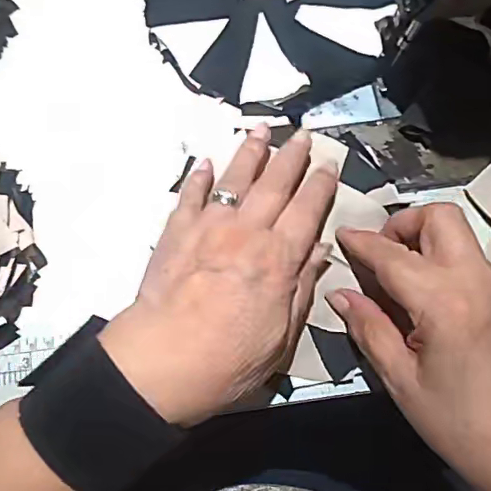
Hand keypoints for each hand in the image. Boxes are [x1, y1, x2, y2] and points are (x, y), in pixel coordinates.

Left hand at [99, 126, 337, 424]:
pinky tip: (206, 163)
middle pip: (274, 185)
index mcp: (278, 260)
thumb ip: (301, 289)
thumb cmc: (227, 360)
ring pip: (235, 179)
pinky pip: (190, 195)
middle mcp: (246, 233)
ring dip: (250, 152)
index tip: (328, 165)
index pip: (307, 211)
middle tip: (303, 135)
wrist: (162, 359)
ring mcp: (208, 228)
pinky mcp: (175, 233)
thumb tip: (319, 252)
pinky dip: (200, 177)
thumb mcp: (282, 337)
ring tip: (261, 130)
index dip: (320, 185)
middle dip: (291, 157)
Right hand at [331, 202, 490, 490]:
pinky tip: (417, 297)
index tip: (339, 236)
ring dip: (420, 239)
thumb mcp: (402, 382)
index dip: (359, 242)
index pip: (392, 254)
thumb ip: (369, 330)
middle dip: (400, 224)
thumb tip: (342, 295)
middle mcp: (475, 281)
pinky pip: (465, 257)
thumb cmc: (464, 426)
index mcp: (444, 302)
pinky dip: (437, 258)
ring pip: (456, 232)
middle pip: (438, 217)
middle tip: (375, 256)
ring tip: (392, 278)